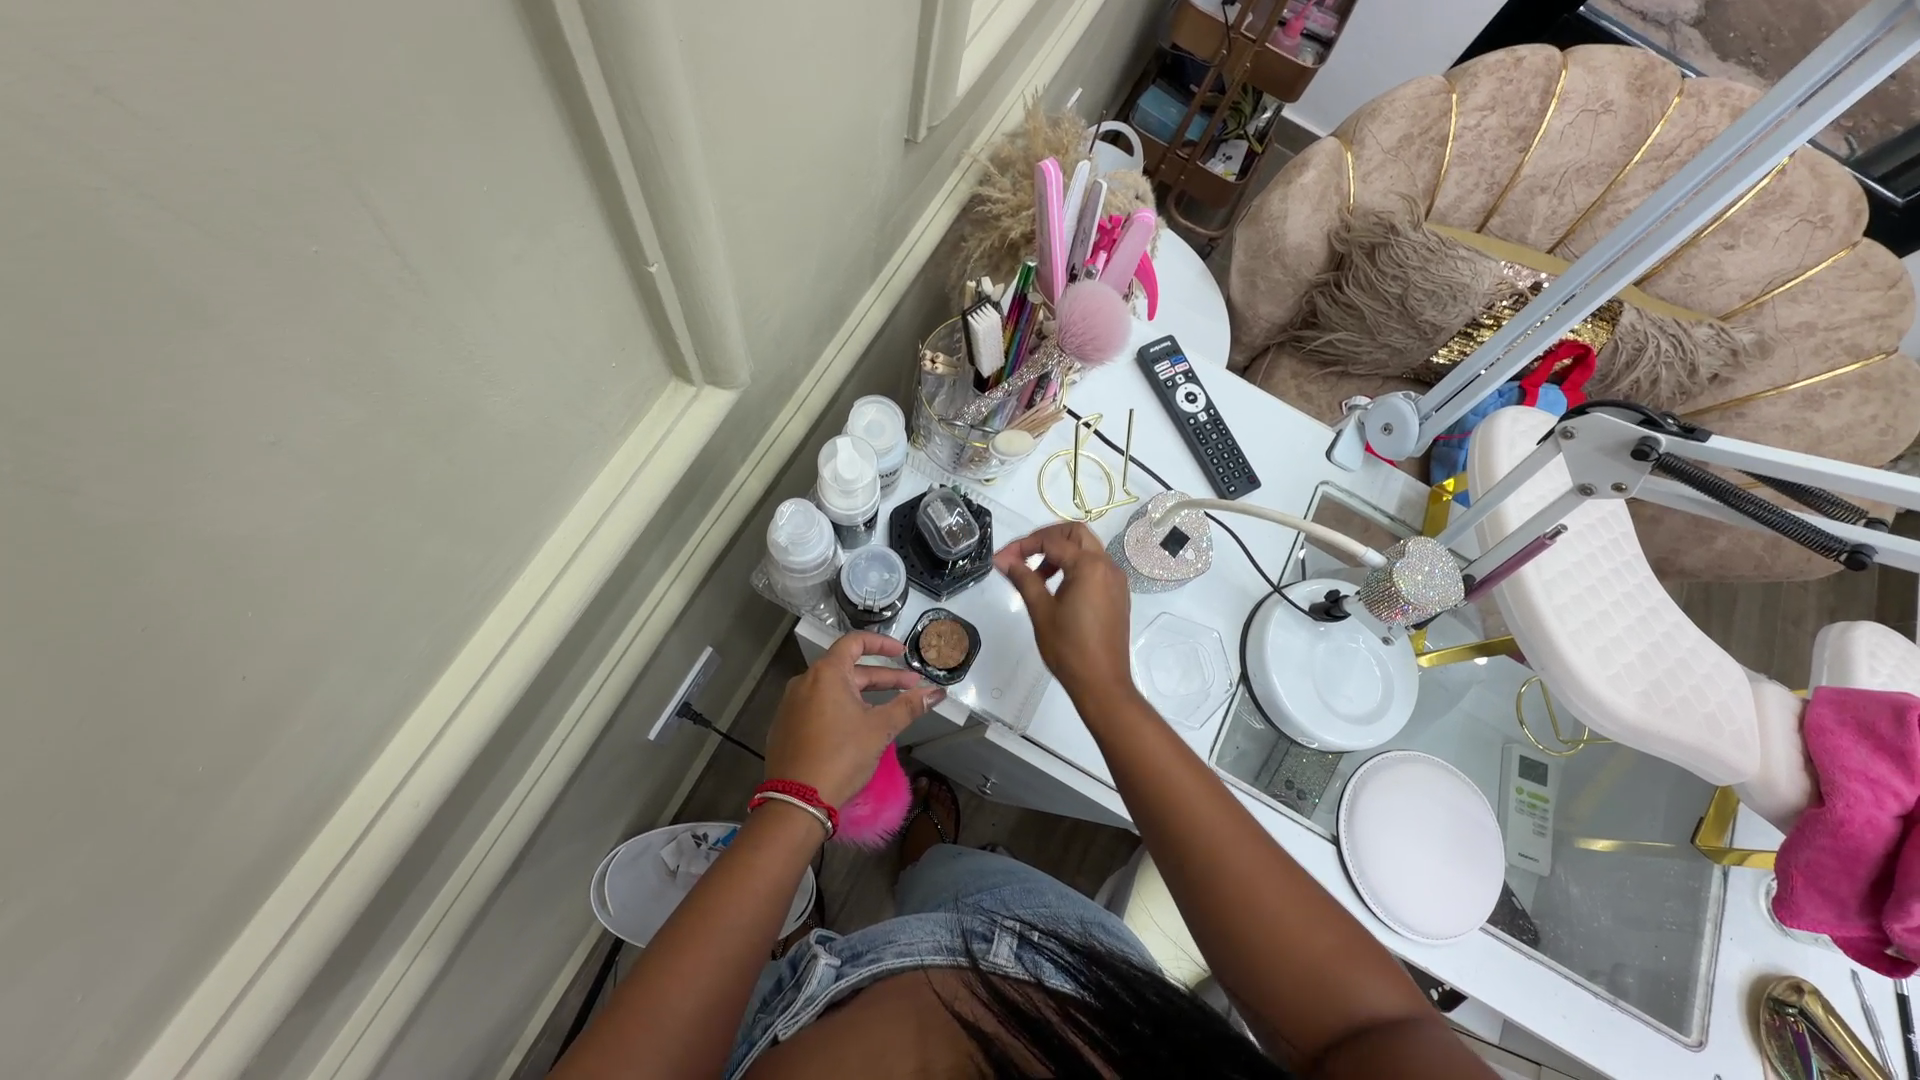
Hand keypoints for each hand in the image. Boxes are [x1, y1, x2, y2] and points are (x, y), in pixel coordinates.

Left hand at [764, 632, 944, 806]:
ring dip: (862, 694)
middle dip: (881, 677)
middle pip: (847, 669)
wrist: (797, 801)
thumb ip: (909, 706)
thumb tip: (937, 693)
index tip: (902, 653)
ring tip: (887, 708)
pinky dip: (841, 708)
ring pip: (833, 690)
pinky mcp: (786, 726)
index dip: (881, 644)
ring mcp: (791, 704)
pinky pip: (818, 706)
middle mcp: (804, 682)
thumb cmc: (842, 756)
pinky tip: (857, 726)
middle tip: (910, 686)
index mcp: (826, 674)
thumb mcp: (880, 729)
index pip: (855, 642)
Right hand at [993, 523, 1135, 703]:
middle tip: (1023, 556)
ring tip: (1038, 577)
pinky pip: (1096, 566)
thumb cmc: (1068, 649)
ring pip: (1087, 548)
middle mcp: (1108, 566)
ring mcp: (1116, 580)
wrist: (1102, 683)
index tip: (1002, 559)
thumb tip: (1003, 559)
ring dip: (1061, 552)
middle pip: (1075, 533)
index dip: (1023, 546)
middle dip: (1046, 538)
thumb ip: (1023, 579)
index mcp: (1089, 567)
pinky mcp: (1118, 593)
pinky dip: (1076, 566)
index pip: (1051, 541)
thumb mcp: (1041, 611)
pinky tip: (1058, 589)